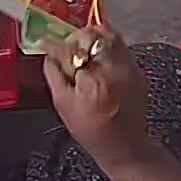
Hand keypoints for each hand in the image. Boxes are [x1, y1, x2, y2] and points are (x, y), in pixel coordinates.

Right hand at [43, 26, 154, 166]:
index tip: (44, 43)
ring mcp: (129, 68)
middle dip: (76, 37)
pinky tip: (98, 57)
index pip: (68, 50)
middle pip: (93, 35)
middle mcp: (114, 70)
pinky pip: (121, 47)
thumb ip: (53, 75)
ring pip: (110, 36)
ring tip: (82, 48)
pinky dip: (107, 46)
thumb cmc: (92, 130)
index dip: (52, 44)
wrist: (124, 145)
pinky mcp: (136, 70)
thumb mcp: (63, 105)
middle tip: (66, 44)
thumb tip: (48, 56)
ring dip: (93, 37)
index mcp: (92, 80)